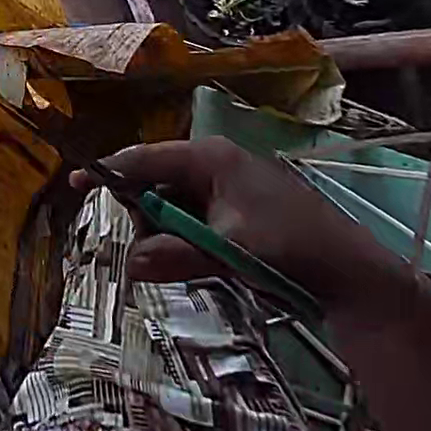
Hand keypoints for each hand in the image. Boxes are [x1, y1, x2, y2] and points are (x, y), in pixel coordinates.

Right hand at [70, 138, 405, 311]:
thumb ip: (175, 254)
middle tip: (136, 243)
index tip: (76, 180)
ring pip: (174, 199)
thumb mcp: (227, 249)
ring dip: (164, 228)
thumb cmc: (290, 246)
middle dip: (141, 210)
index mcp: (209, 157)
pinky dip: (183, 235)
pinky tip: (190, 256)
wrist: (353, 273)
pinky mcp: (236, 206)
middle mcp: (213, 162)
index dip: (110, 171)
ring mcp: (226, 184)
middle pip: (157, 178)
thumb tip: (129, 264)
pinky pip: (193, 214)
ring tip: (170, 258)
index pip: (146, 158)